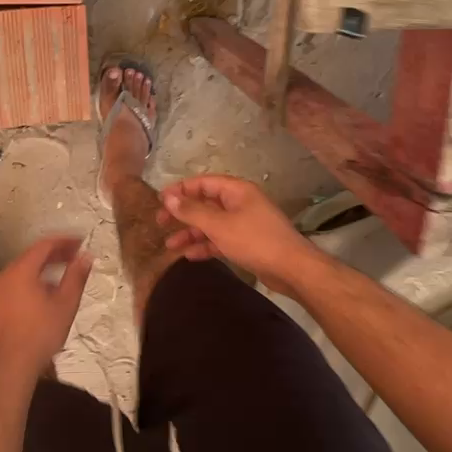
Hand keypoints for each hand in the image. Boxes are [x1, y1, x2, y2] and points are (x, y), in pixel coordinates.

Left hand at [0, 236, 93, 382]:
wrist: (5, 367)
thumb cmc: (38, 335)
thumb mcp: (65, 304)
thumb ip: (76, 277)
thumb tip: (86, 257)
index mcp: (21, 270)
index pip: (45, 245)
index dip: (65, 241)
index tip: (80, 242)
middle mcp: (4, 277)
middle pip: (31, 257)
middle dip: (55, 255)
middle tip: (74, 257)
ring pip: (22, 273)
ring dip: (43, 270)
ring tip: (62, 278)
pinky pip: (14, 287)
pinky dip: (30, 284)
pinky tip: (42, 299)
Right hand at [160, 175, 321, 291]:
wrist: (291, 268)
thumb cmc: (254, 240)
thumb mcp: (219, 225)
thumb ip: (192, 211)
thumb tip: (168, 197)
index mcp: (236, 191)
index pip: (203, 183)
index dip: (180, 190)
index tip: (160, 201)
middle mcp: (240, 203)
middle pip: (205, 204)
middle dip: (183, 214)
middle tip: (160, 223)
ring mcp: (244, 223)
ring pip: (212, 224)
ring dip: (191, 233)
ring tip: (170, 245)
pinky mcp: (247, 243)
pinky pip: (221, 239)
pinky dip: (206, 245)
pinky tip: (190, 256)